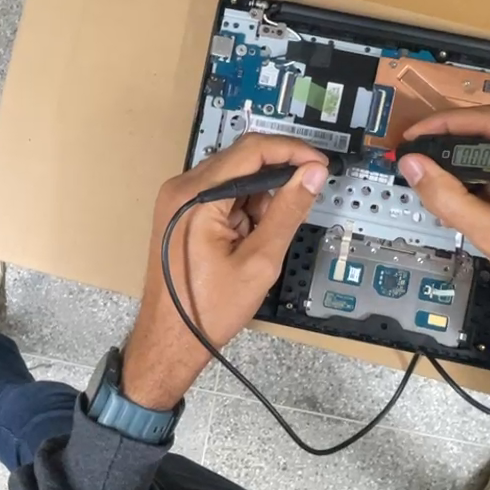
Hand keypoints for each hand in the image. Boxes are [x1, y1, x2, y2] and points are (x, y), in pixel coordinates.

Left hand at [123, 133, 329, 409]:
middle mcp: (180, 188)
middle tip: (302, 202)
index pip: (250, 150)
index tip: (320, 166)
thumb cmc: (208, 309)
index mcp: (195, 195)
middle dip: (277, 177)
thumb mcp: (259, 261)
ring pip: (233, 176)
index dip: (291, 151)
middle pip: (240, 159)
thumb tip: (313, 174)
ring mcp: (177, 199)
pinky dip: (243, 207)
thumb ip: (288, 211)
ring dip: (260, 195)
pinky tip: (250, 237)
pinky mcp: (180, 212)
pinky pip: (220, 193)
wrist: (169, 339)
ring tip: (267, 235)